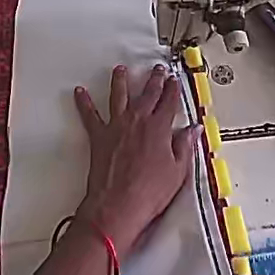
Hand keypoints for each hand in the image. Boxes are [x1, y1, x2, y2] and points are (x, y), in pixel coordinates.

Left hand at [74, 65, 199, 254]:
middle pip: (148, 93)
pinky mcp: (99, 136)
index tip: (174, 80)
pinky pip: (90, 115)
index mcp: (159, 128)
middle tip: (157, 69)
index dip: (173, 89)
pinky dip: (84, 103)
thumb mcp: (178, 171)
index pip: (169, 101)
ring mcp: (117, 126)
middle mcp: (138, 121)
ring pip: (119, 95)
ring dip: (120, 81)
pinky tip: (80, 92)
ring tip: (121, 70)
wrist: (118, 205)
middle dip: (154, 79)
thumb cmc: (148, 192)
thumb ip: (185, 147)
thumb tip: (194, 131)